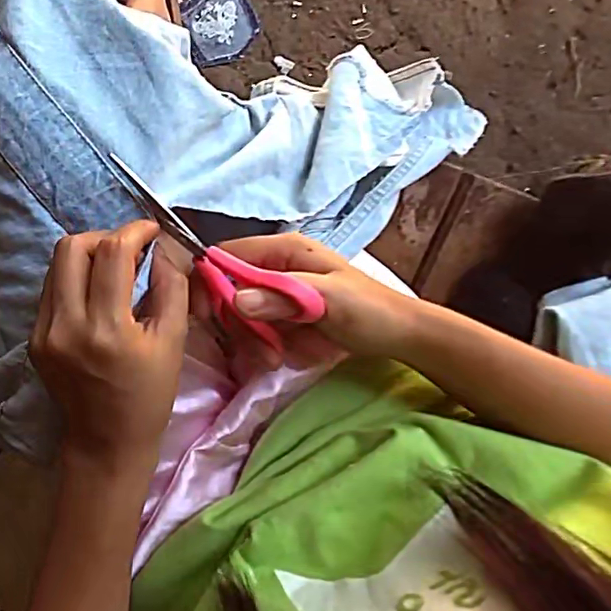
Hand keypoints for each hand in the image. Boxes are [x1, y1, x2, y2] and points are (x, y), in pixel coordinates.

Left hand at [31, 221, 190, 470]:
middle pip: (72, 247)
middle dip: (105, 238)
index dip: (135, 231)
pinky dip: (75, 280)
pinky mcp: (33, 339)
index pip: (112, 252)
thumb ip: (171, 288)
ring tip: (113, 270)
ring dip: (87, 256)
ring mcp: (43, 332)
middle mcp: (66, 325)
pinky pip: (51, 290)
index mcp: (107, 329)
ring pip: (56, 265)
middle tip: (129, 251)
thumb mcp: (173, 342)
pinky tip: (95, 295)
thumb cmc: (148, 396)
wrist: (106, 442)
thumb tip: (163, 250)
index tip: (152, 232)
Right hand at [215, 234, 424, 361]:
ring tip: (277, 359)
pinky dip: (265, 348)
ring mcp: (279, 294)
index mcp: (284, 251)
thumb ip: (283, 296)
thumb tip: (237, 299)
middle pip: (229, 291)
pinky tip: (286, 357)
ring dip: (253, 341)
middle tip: (262, 351)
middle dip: (239, 324)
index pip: (225, 255)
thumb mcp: (328, 300)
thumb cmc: (370, 310)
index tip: (210, 316)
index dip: (210, 282)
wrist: (400, 336)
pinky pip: (258, 333)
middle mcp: (276, 268)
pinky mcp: (284, 317)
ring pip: (241, 317)